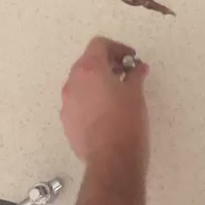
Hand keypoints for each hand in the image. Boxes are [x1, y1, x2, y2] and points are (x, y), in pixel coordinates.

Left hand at [59, 37, 148, 166]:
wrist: (111, 160)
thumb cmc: (126, 120)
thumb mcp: (136, 93)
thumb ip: (135, 75)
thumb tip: (138, 68)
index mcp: (89, 70)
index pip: (99, 44)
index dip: (117, 48)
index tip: (132, 59)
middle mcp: (73, 82)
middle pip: (88, 62)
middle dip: (107, 64)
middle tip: (127, 73)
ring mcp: (67, 103)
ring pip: (81, 82)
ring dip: (98, 81)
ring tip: (117, 93)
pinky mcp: (67, 121)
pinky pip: (78, 101)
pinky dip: (91, 98)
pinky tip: (107, 112)